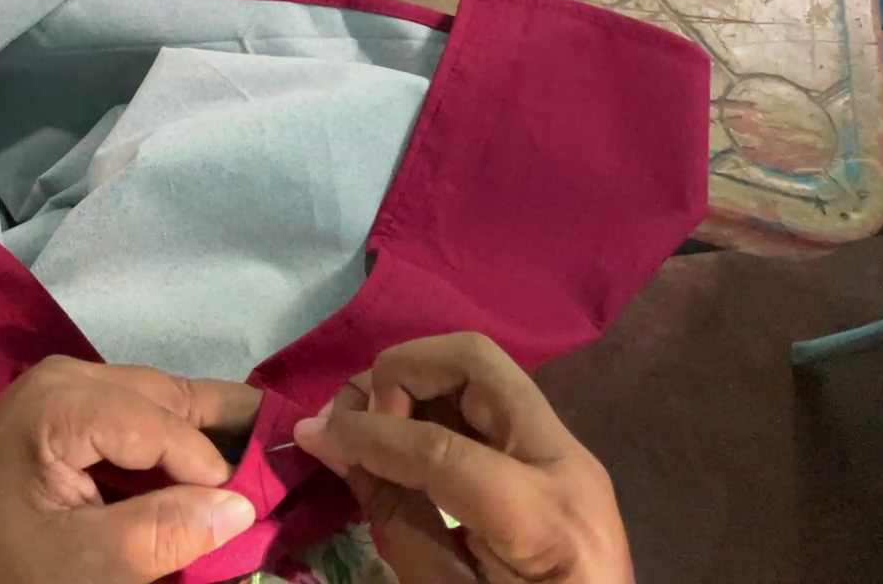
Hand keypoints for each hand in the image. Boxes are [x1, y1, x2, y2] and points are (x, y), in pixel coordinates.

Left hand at [0, 356, 261, 583]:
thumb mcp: (79, 568)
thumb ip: (161, 531)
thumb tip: (241, 505)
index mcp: (63, 401)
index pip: (162, 422)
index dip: (215, 464)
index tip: (264, 506)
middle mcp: (64, 376)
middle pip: (162, 395)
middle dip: (220, 427)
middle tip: (283, 450)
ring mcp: (58, 389)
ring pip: (151, 401)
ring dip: (198, 433)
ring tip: (255, 454)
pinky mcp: (57, 411)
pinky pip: (127, 416)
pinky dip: (165, 443)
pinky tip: (197, 464)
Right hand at [292, 333, 631, 583]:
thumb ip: (390, 515)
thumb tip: (330, 440)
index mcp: (548, 522)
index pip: (440, 446)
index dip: (367, 433)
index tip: (316, 434)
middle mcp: (566, 462)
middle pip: (472, 359)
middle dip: (401, 374)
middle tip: (364, 421)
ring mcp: (565, 448)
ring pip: (475, 362)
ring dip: (412, 380)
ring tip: (372, 424)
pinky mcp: (550, 447)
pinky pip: (479, 394)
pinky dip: (429, 397)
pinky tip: (400, 434)